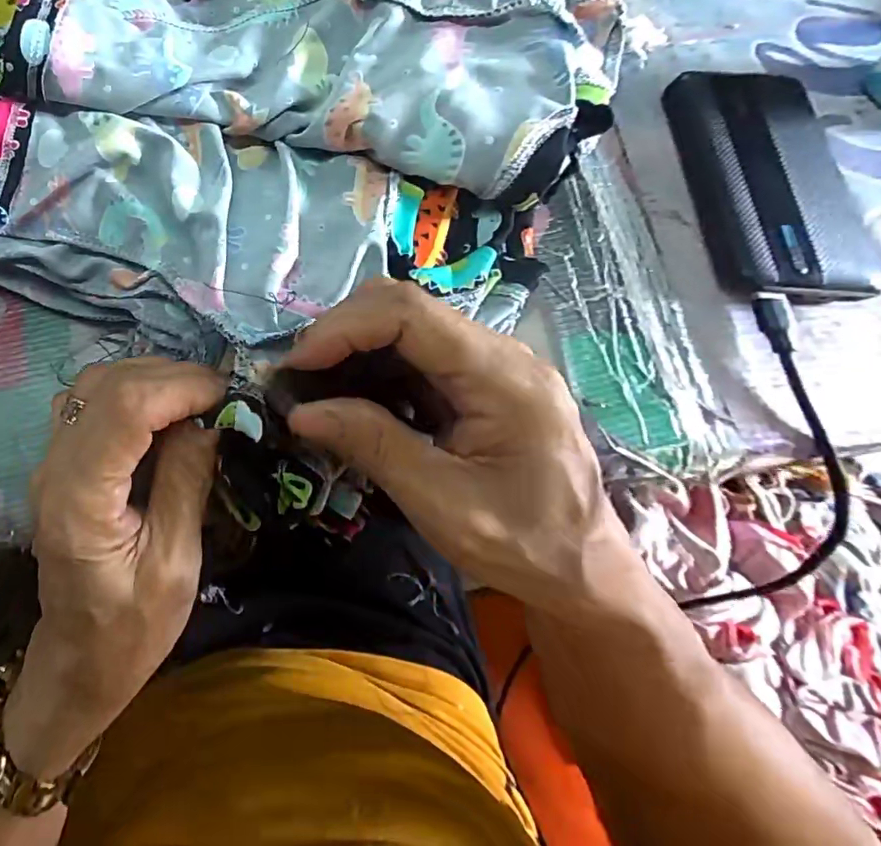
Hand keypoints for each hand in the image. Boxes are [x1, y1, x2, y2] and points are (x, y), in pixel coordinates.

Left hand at [5, 357, 223, 778]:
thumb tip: (208, 420)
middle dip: (169, 376)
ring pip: (93, 384)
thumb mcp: (174, 567)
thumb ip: (186, 484)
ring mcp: (49, 461)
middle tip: (220, 396)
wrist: (77, 660)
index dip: (179, 387)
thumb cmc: (131, 631)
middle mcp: (54, 467)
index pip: (124, 407)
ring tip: (196, 399)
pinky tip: (160, 411)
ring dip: (148, 378)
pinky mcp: (57, 462)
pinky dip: (128, 391)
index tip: (227, 396)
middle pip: (106, 384)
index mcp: (81, 498)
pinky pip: (88, 403)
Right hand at [281, 279, 633, 614]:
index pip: (407, 314)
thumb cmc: (524, 545)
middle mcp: (497, 354)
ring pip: (402, 323)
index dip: (340, 329)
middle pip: (402, 306)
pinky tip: (351, 401)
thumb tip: (300, 412)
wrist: (586, 574)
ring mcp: (488, 364)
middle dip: (339, 333)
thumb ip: (374, 447)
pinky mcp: (476, 381)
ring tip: (315, 390)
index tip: (295, 368)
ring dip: (350, 348)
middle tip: (298, 379)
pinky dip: (370, 367)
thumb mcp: (442, 504)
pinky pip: (412, 353)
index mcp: (501, 376)